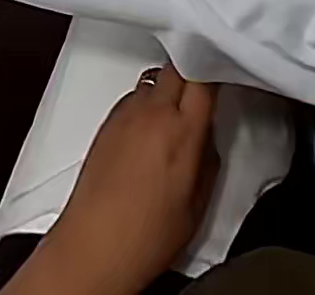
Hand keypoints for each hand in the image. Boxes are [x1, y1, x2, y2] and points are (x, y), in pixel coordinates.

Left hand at [6, 65, 218, 294]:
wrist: (94, 246)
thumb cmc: (143, 237)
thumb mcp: (196, 204)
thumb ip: (208, 159)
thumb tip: (207, 137)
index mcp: (183, 132)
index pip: (203, 78)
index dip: (213, 74)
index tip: (219, 80)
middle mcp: (154, 113)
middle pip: (177, 68)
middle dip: (190, 75)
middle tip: (197, 96)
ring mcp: (128, 113)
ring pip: (155, 79)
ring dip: (166, 89)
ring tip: (170, 117)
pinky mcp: (108, 120)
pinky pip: (133, 96)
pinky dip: (144, 104)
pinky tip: (146, 131)